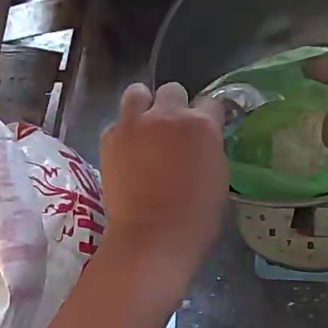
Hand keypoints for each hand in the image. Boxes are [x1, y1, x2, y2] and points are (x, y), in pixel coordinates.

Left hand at [99, 82, 228, 259]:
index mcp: (202, 125)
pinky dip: (124, 133)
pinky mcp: (109, 138)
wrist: (152, 236)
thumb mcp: (218, 177)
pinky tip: (128, 153)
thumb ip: (210, 149)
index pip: (211, 102)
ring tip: (146, 130)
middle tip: (173, 132)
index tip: (206, 132)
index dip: (209, 117)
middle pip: (172, 91)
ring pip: (138, 93)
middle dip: (175, 107)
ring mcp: (134, 124)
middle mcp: (167, 115)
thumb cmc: (196, 217)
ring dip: (144, 107)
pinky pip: (117, 122)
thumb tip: (203, 143)